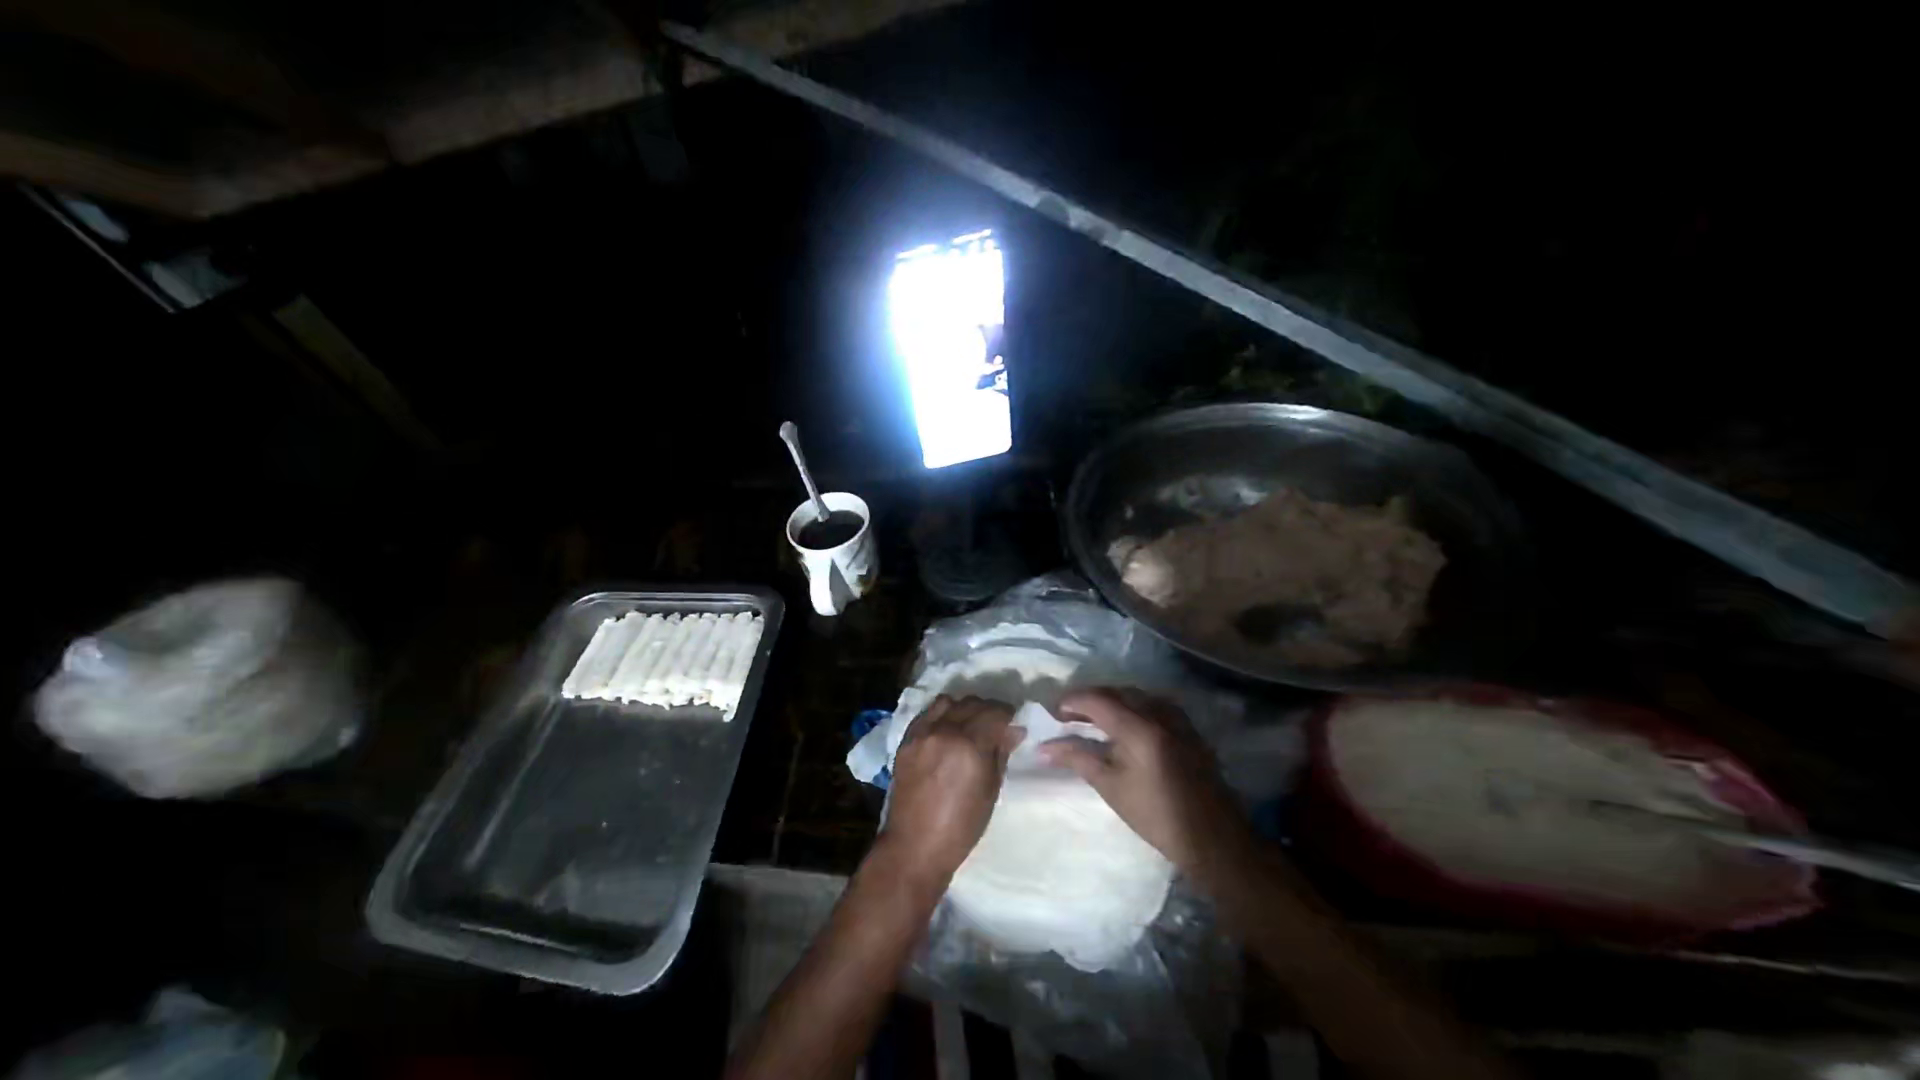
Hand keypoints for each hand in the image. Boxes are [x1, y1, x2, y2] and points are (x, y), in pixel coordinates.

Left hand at [879, 695, 1023, 884]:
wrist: (914, 846)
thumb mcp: (991, 791)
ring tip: (969, 724)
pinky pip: (927, 713)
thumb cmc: (961, 827)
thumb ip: (1001, 753)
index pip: (995, 712)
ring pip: (948, 702)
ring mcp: (922, 733)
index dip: (1008, 715)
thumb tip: (1014, 730)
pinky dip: (942, 714)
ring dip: (963, 707)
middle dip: (988, 710)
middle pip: (972, 703)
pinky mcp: (906, 740)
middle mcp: (944, 731)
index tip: (1012, 723)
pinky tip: (948, 730)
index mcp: (970, 745)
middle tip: (996, 724)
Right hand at [1041, 688, 1255, 879]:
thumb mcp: (1110, 787)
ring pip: (1137, 696)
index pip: (1097, 699)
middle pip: (1117, 692)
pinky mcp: (1187, 727)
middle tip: (1068, 716)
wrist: (1211, 836)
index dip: (1072, 701)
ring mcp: (1177, 718)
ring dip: (1112, 701)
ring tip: (1093, 720)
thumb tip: (1045, 747)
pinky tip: (1124, 726)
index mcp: (1138, 727)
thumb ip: (1077, 758)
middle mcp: (1159, 713)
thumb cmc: (1155, 815)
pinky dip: (1132, 707)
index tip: (1053, 713)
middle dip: (1090, 699)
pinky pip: (1153, 704)